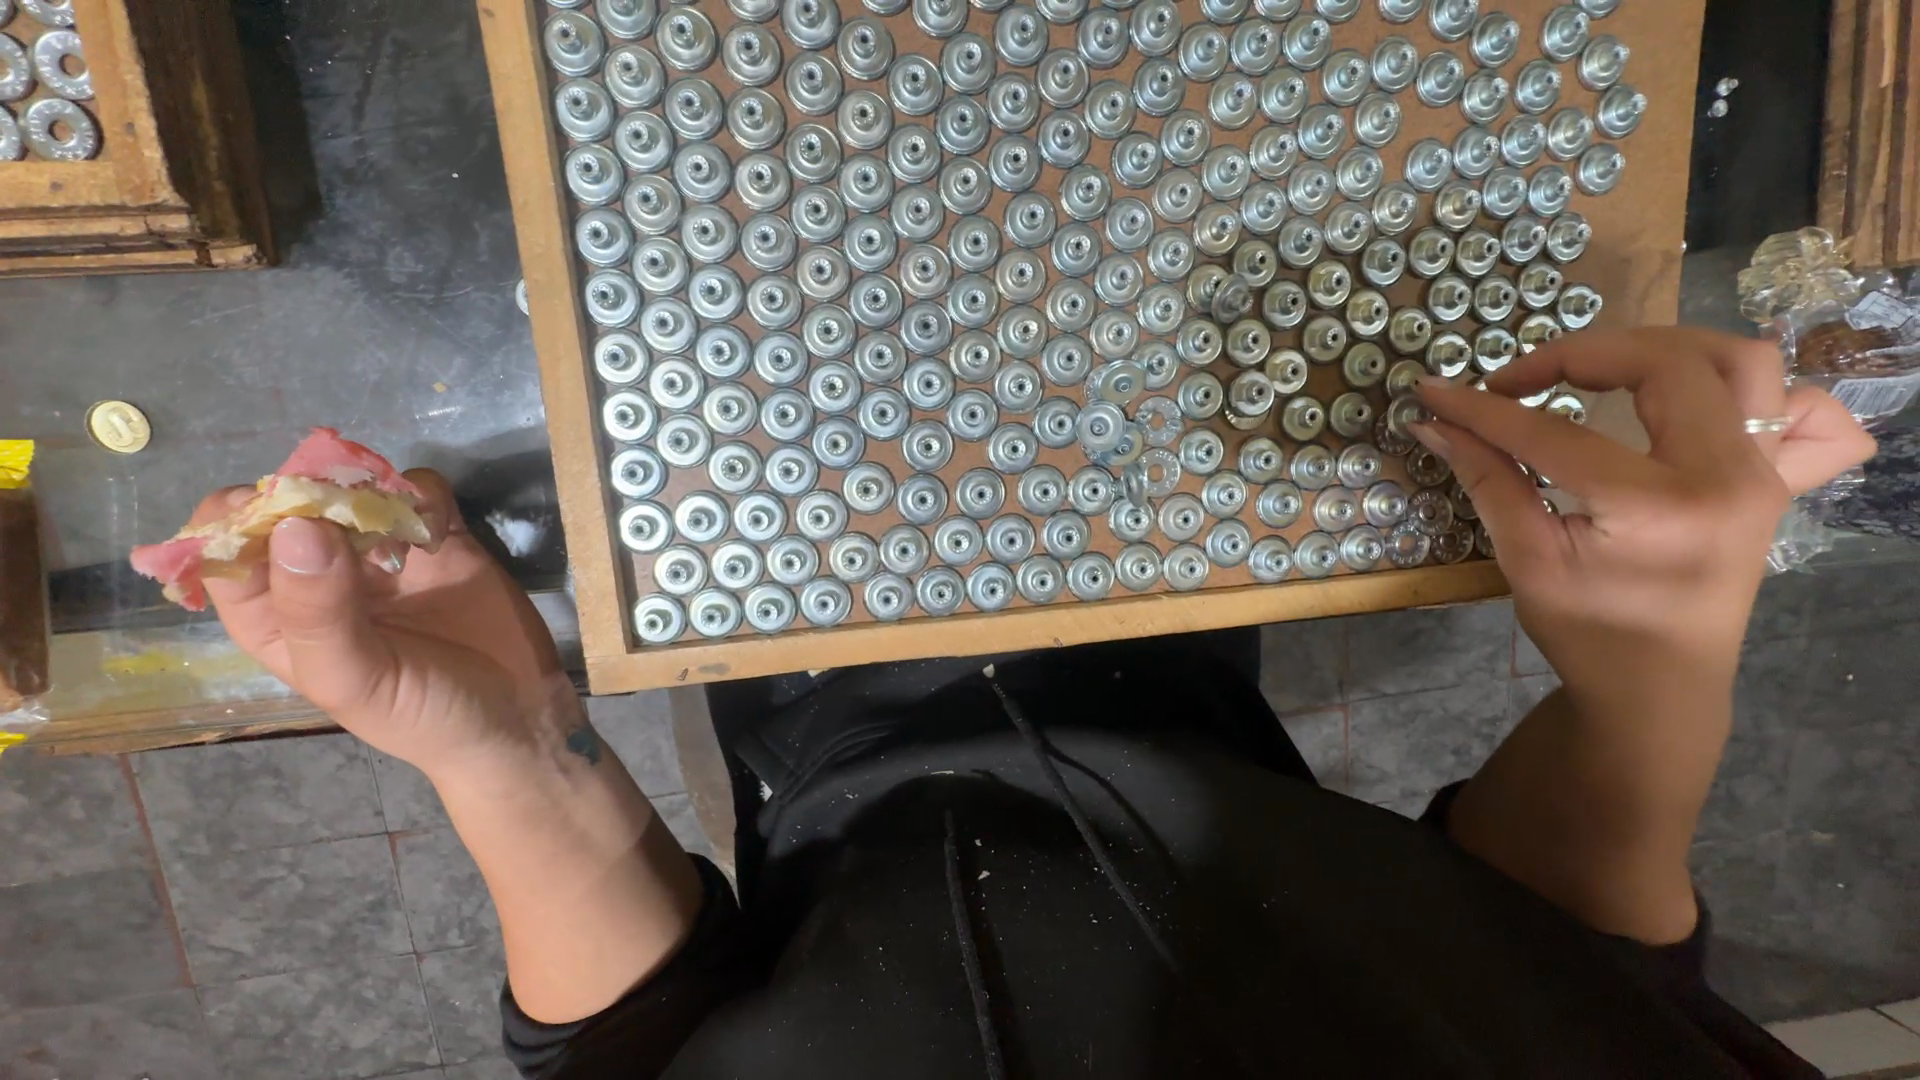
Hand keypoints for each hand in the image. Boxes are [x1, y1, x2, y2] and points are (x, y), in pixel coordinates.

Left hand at [192, 469, 573, 775]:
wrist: (520, 718)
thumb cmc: (426, 716)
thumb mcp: (357, 679)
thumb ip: (319, 612)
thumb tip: (298, 527)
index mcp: (283, 620)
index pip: (231, 556)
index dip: (235, 523)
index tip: (266, 504)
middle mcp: (329, 582)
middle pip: (296, 514)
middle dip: (312, 495)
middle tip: (344, 501)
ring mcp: (392, 560)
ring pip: (361, 496)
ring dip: (373, 490)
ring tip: (395, 515)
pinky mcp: (449, 545)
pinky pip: (426, 499)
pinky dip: (426, 495)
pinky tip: (438, 526)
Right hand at [1411, 328, 1874, 690]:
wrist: (1660, 685)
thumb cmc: (1586, 631)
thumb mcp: (1525, 558)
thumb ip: (1486, 479)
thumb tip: (1435, 424)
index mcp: (1658, 504)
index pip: (1555, 432)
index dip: (1484, 409)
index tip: (1435, 392)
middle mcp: (1729, 474)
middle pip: (1666, 363)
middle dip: (1577, 354)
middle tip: (1515, 381)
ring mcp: (1765, 472)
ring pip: (1741, 361)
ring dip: (1659, 348)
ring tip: (1596, 367)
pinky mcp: (1774, 480)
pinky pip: (1799, 408)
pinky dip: (1749, 386)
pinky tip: (1694, 400)